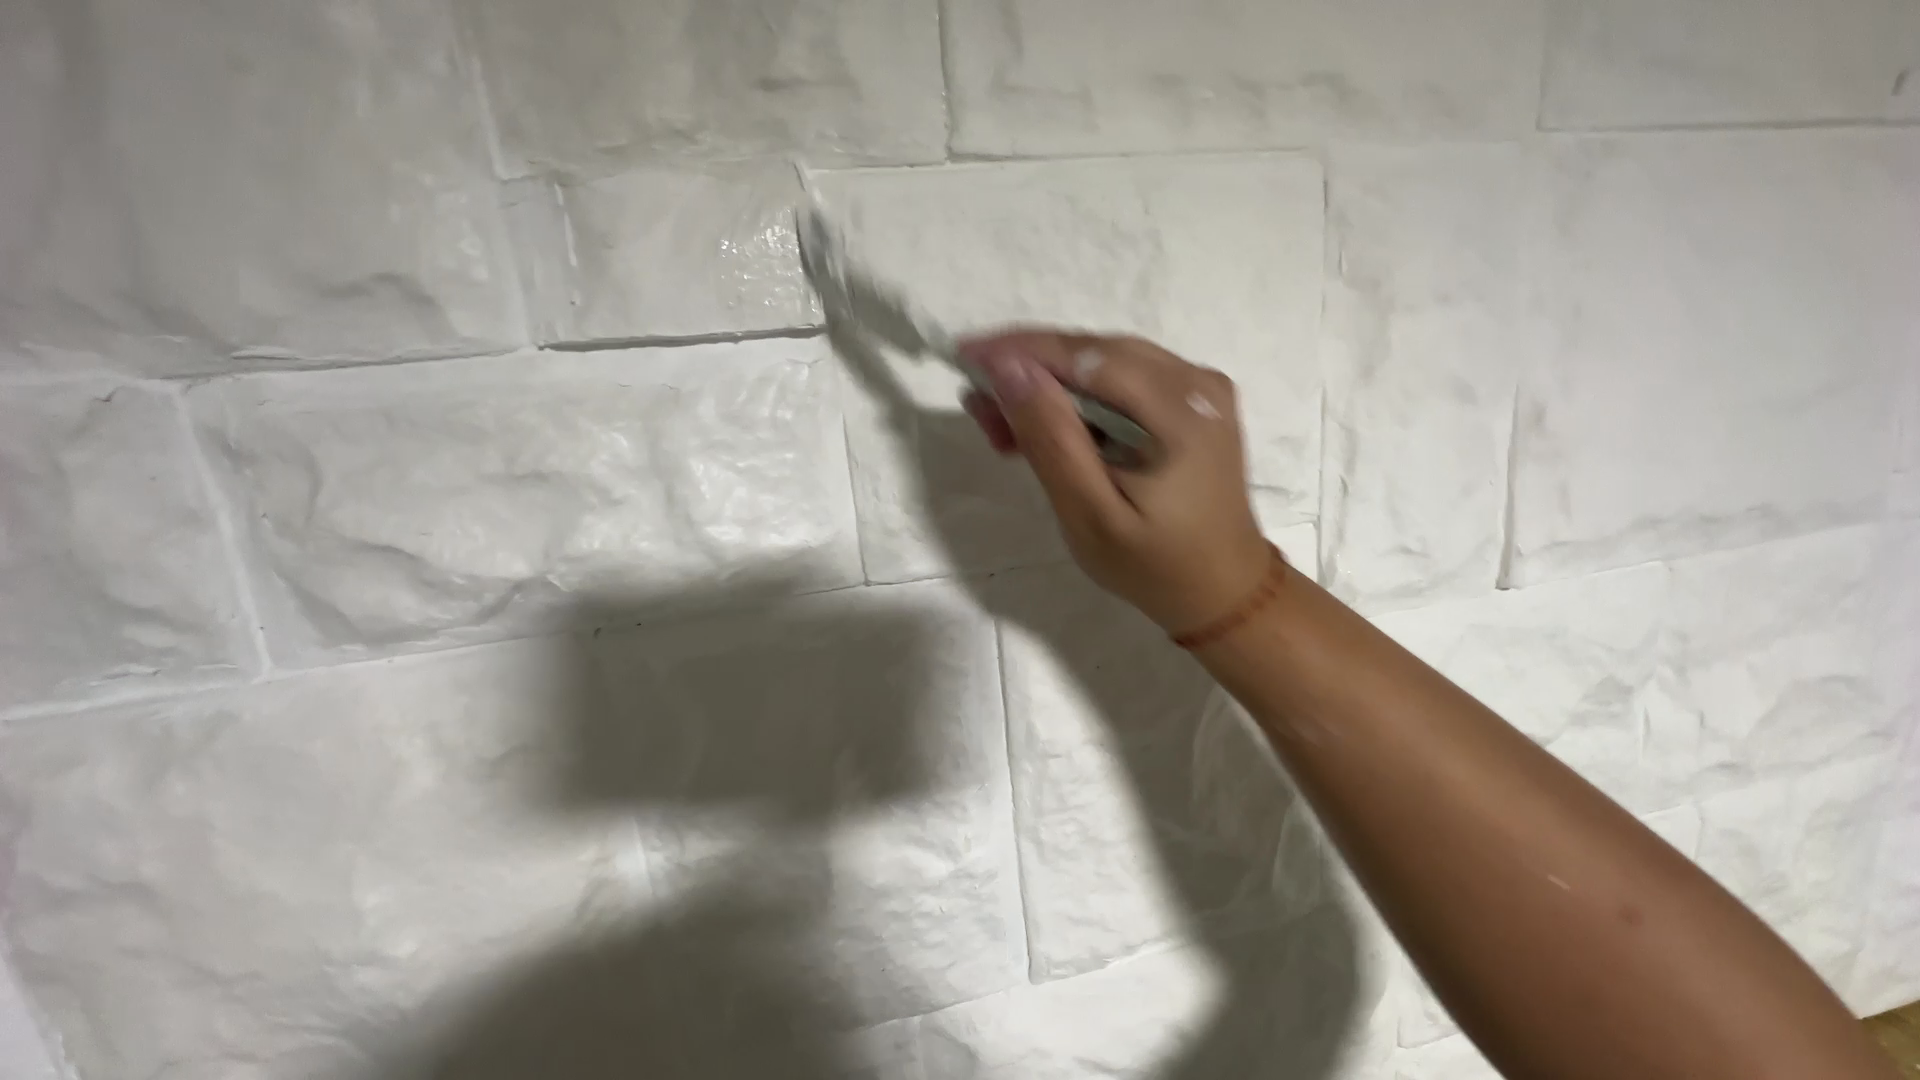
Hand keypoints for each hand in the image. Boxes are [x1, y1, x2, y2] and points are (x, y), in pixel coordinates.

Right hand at [957, 329, 1272, 634]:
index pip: (1087, 356)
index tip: (964, 356)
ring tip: (1003, 428)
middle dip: (1029, 372)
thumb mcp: (1090, 514)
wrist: (1220, 590)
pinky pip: (1121, 382)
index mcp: (1181, 409)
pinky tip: (1044, 428)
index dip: (1020, 350)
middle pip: (1094, 354)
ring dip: (1049, 387)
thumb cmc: (1153, 565)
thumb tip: (1008, 368)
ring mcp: (1198, 388)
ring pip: (1103, 365)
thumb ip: (1051, 439)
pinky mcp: (1190, 401)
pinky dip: (1078, 399)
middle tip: (978, 408)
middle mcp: (1196, 381)